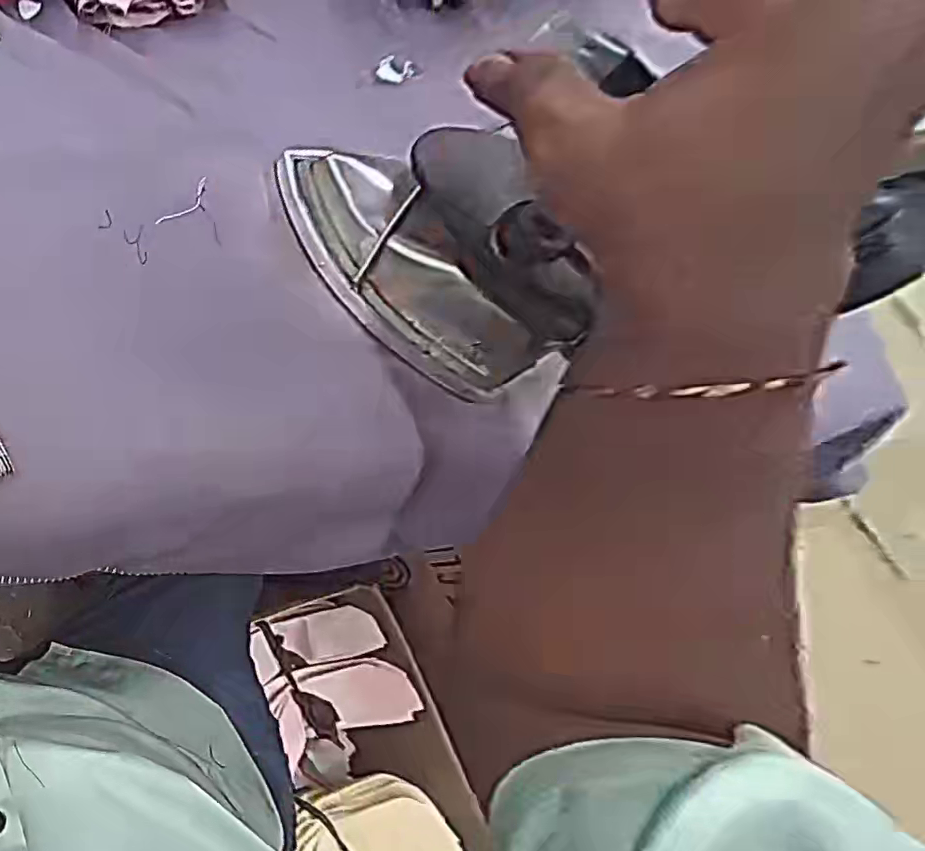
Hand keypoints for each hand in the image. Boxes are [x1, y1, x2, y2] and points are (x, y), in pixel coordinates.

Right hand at [465, 0, 924, 371]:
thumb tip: (492, 65)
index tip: (641, 14)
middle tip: (667, 16)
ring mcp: (900, 57)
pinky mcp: (898, 99)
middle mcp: (880, 16)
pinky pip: (849, 44)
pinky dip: (793, 54)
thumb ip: (535, 90)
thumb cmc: (661, 220)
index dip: (658, 4)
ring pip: (813, 20)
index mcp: (806, 8)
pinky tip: (742, 87)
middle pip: (766, 3)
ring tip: (702, 42)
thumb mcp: (574, 147)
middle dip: (707, 11)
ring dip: (750, 28)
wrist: (722, 294)